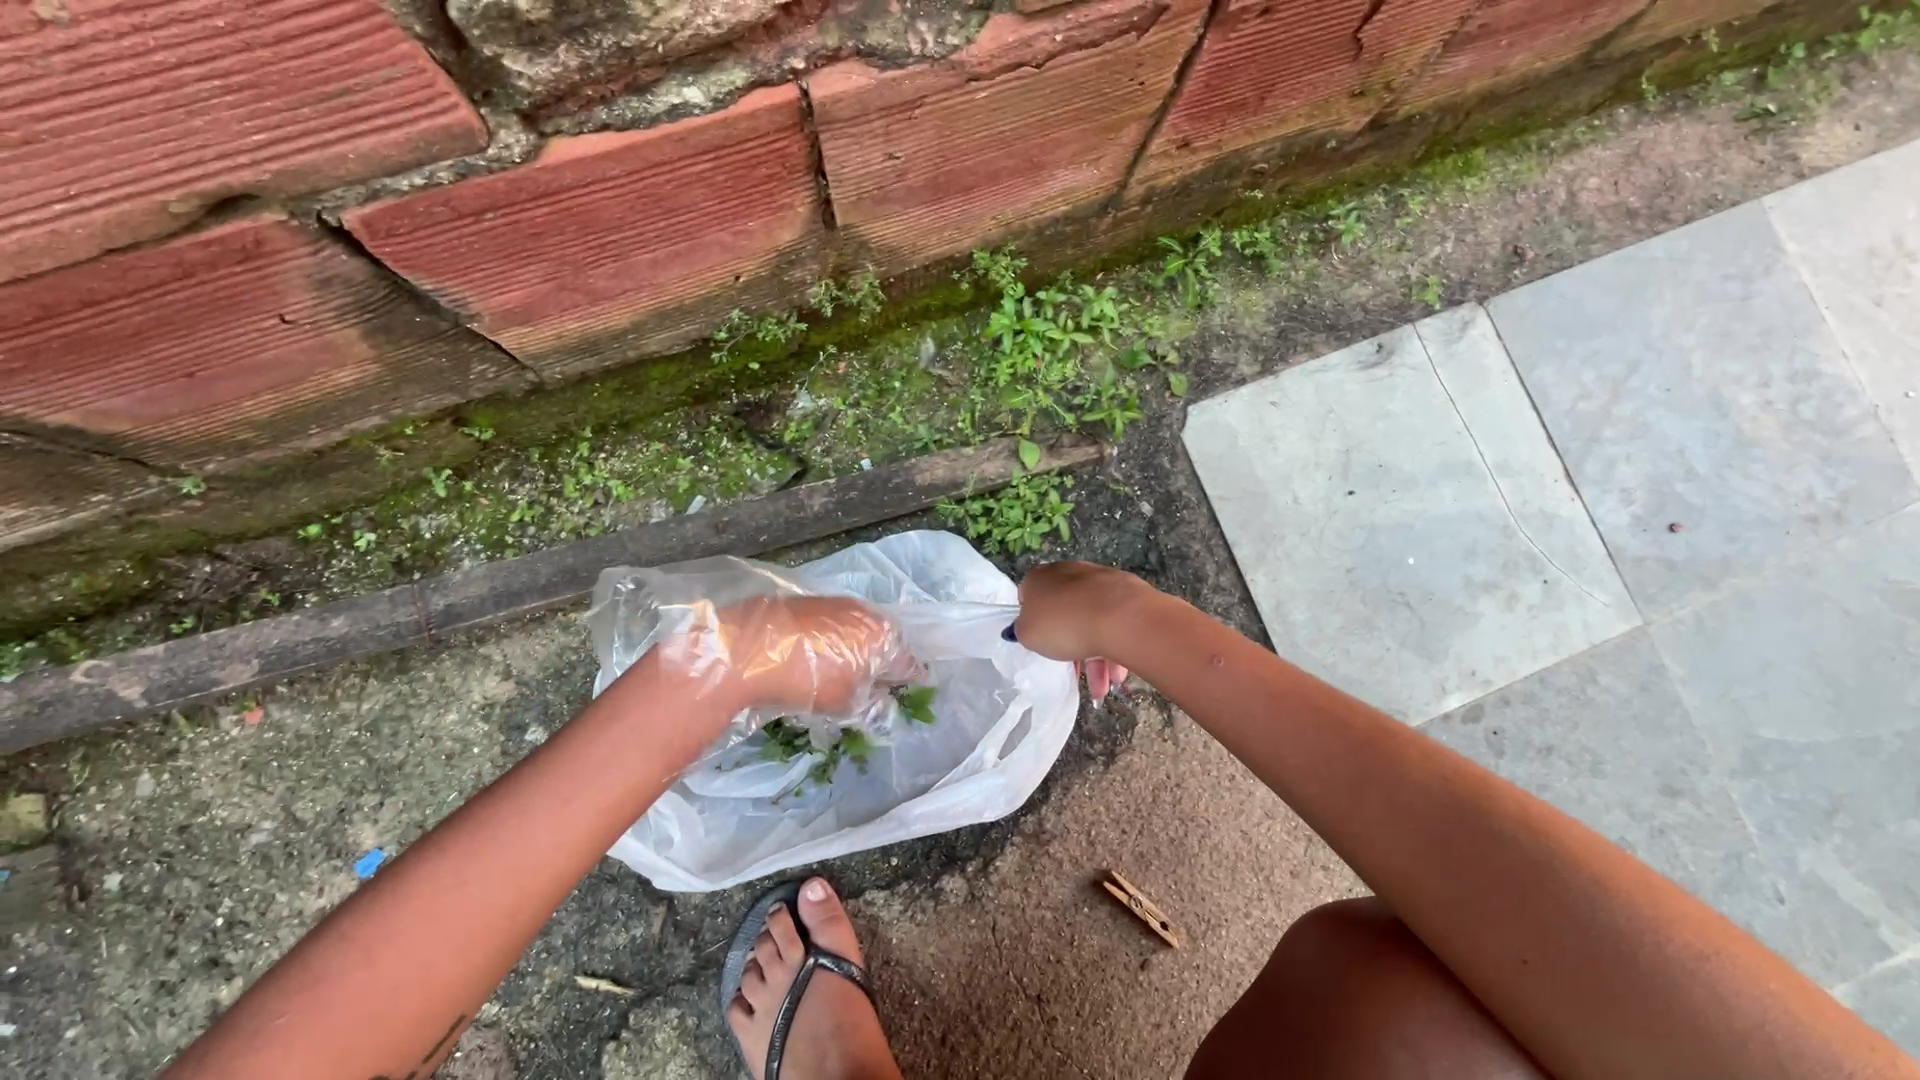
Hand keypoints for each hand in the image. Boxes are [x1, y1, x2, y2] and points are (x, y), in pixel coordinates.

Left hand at [698, 595, 917, 714]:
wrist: (749, 649)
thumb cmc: (808, 680)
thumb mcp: (845, 704)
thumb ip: (873, 705)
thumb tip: (886, 705)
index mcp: (884, 638)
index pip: (909, 662)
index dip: (913, 678)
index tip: (915, 687)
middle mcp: (867, 614)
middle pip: (886, 642)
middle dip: (885, 661)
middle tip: (877, 684)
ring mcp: (837, 604)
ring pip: (859, 630)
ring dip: (858, 648)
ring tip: (846, 671)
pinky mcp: (809, 602)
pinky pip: (834, 624)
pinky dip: (834, 640)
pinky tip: (818, 656)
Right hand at [1011, 562, 1152, 701]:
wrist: (1118, 617)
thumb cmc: (1063, 624)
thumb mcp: (1028, 634)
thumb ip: (1023, 630)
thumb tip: (1024, 626)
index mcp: (1039, 578)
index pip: (1029, 597)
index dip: (1033, 622)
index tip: (1041, 644)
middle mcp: (1068, 572)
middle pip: (1064, 613)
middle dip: (1069, 646)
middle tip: (1075, 673)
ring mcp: (1099, 580)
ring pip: (1092, 622)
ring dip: (1095, 658)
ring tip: (1102, 687)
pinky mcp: (1127, 592)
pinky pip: (1114, 623)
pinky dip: (1114, 647)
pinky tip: (1117, 674)